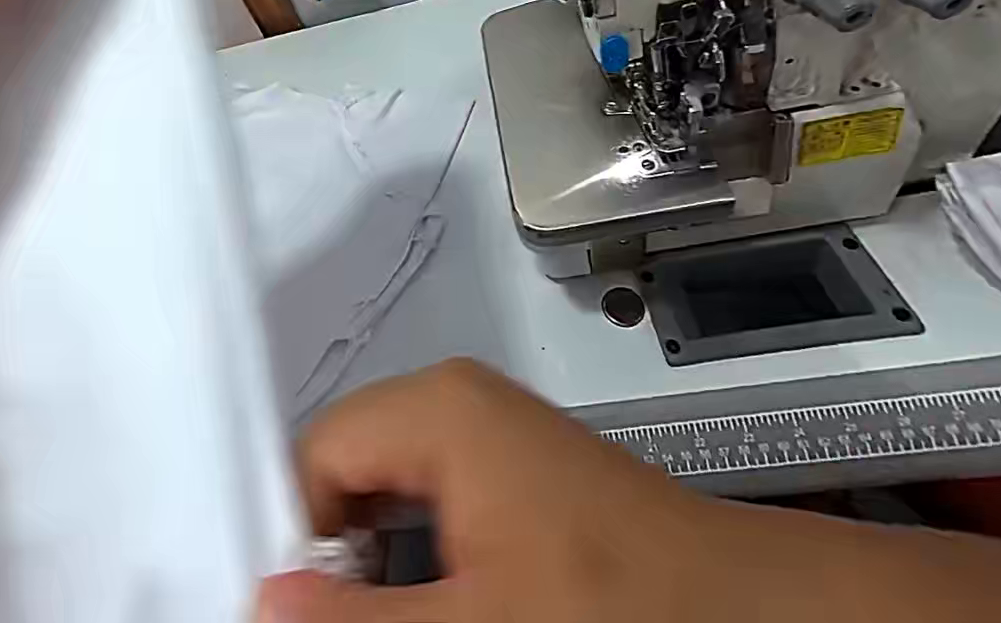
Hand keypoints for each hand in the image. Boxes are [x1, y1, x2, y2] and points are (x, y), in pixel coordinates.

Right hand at [259, 359, 735, 622]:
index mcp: (438, 406)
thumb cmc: (611, 602)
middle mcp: (456, 399)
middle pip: (349, 462)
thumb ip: (355, 620)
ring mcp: (486, 427)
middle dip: (335, 545)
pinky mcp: (510, 462)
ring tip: (388, 615)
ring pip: (386, 483)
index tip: (297, 607)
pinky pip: (428, 494)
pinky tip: (434, 600)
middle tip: (340, 621)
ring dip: (374, 555)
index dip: (296, 529)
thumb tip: (266, 596)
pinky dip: (413, 549)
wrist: (734, 608)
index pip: (318, 448)